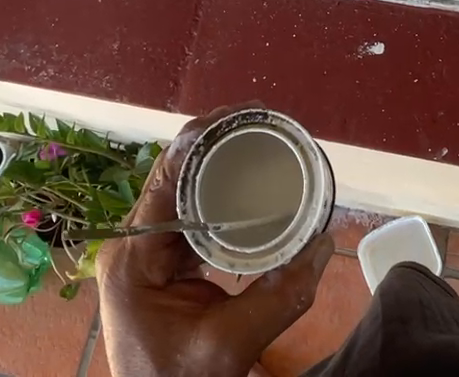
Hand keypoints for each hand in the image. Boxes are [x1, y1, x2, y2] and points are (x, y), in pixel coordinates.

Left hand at [98, 105, 333, 376]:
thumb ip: (279, 296)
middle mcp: (135, 241)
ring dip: (217, 159)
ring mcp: (148, 250)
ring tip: (259, 138)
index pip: (167, 172)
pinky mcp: (165, 261)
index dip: (202, 135)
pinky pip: (192, 210)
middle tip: (263, 122)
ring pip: (183, 186)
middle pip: (175, 170)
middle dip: (216, 139)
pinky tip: (247, 181)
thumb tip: (323, 242)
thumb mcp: (229, 345)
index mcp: (135, 253)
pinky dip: (219, 190)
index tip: (244, 114)